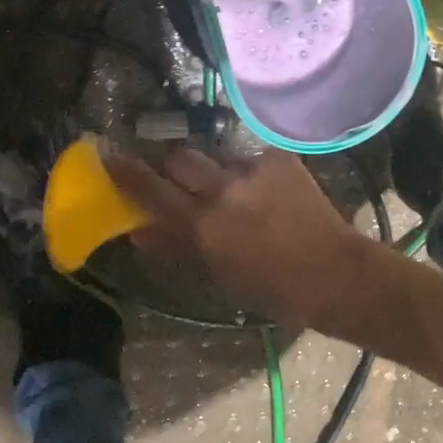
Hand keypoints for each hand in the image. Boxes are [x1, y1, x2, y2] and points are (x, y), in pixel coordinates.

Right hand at [104, 147, 374, 326]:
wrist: (333, 272)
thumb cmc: (272, 288)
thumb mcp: (218, 275)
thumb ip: (176, 247)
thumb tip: (138, 230)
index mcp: (203, 224)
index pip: (151, 189)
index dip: (125, 171)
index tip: (108, 155)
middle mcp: (223, 189)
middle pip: (179, 156)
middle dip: (173, 166)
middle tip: (180, 178)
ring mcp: (254, 169)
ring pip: (216, 154)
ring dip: (213, 168)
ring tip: (232, 188)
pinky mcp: (279, 157)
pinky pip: (250, 156)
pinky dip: (250, 171)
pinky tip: (267, 191)